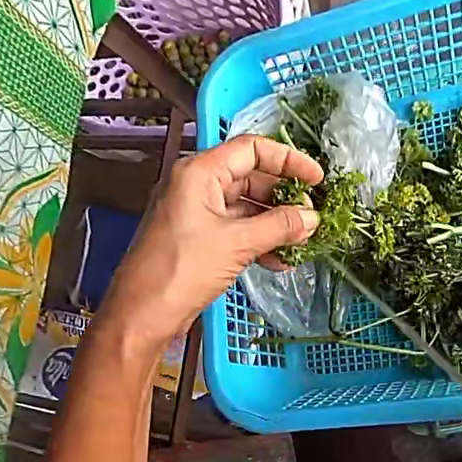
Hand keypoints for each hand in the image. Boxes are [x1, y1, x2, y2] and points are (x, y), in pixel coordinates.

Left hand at [96, 136, 322, 350]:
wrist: (144, 312)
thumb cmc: (181, 269)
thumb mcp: (238, 243)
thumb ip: (280, 226)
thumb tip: (313, 217)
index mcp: (200, 173)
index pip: (251, 149)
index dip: (288, 160)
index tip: (317, 179)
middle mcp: (198, 186)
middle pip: (253, 177)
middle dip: (285, 197)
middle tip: (312, 217)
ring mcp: (199, 212)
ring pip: (249, 206)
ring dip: (277, 223)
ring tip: (302, 241)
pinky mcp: (202, 238)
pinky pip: (240, 229)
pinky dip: (263, 241)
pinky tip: (281, 260)